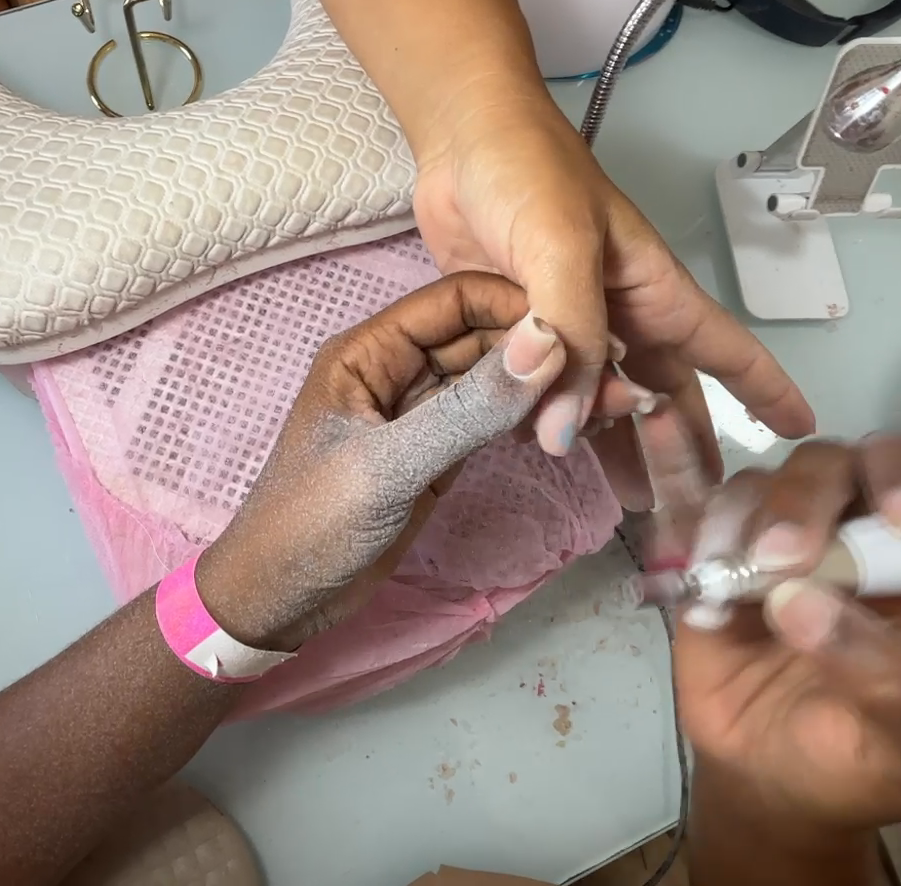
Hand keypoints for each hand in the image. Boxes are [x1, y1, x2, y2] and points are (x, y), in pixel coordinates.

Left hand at [194, 272, 645, 651]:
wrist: (282, 599)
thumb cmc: (316, 525)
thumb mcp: (390, 466)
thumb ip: (466, 408)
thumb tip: (545, 342)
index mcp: (368, 351)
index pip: (454, 301)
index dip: (517, 306)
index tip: (585, 328)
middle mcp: (394, 368)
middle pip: (478, 337)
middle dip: (539, 350)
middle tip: (619, 372)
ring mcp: (415, 411)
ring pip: (487, 380)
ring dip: (540, 387)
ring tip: (613, 400)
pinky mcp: (433, 450)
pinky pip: (485, 420)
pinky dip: (523, 420)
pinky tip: (568, 424)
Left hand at [413, 97, 815, 499]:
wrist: (461, 140)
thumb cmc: (528, 175)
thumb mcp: (563, 247)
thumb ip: (572, 335)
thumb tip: (570, 435)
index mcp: (647, 290)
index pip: (722, 348)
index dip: (765, 391)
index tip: (803, 439)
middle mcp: (613, 315)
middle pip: (662, 392)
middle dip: (681, 446)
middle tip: (694, 511)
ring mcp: (562, 325)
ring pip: (599, 397)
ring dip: (614, 444)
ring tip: (633, 502)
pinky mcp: (514, 331)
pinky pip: (539, 386)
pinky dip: (545, 418)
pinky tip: (543, 451)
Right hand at [643, 412, 900, 834]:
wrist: (768, 776)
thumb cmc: (862, 763)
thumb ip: (883, 677)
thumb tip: (797, 603)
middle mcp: (845, 533)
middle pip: (829, 468)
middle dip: (802, 503)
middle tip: (778, 561)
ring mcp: (768, 534)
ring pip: (753, 484)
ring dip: (736, 519)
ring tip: (721, 580)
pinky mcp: (703, 547)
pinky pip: (684, 496)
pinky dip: (668, 460)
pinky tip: (656, 424)